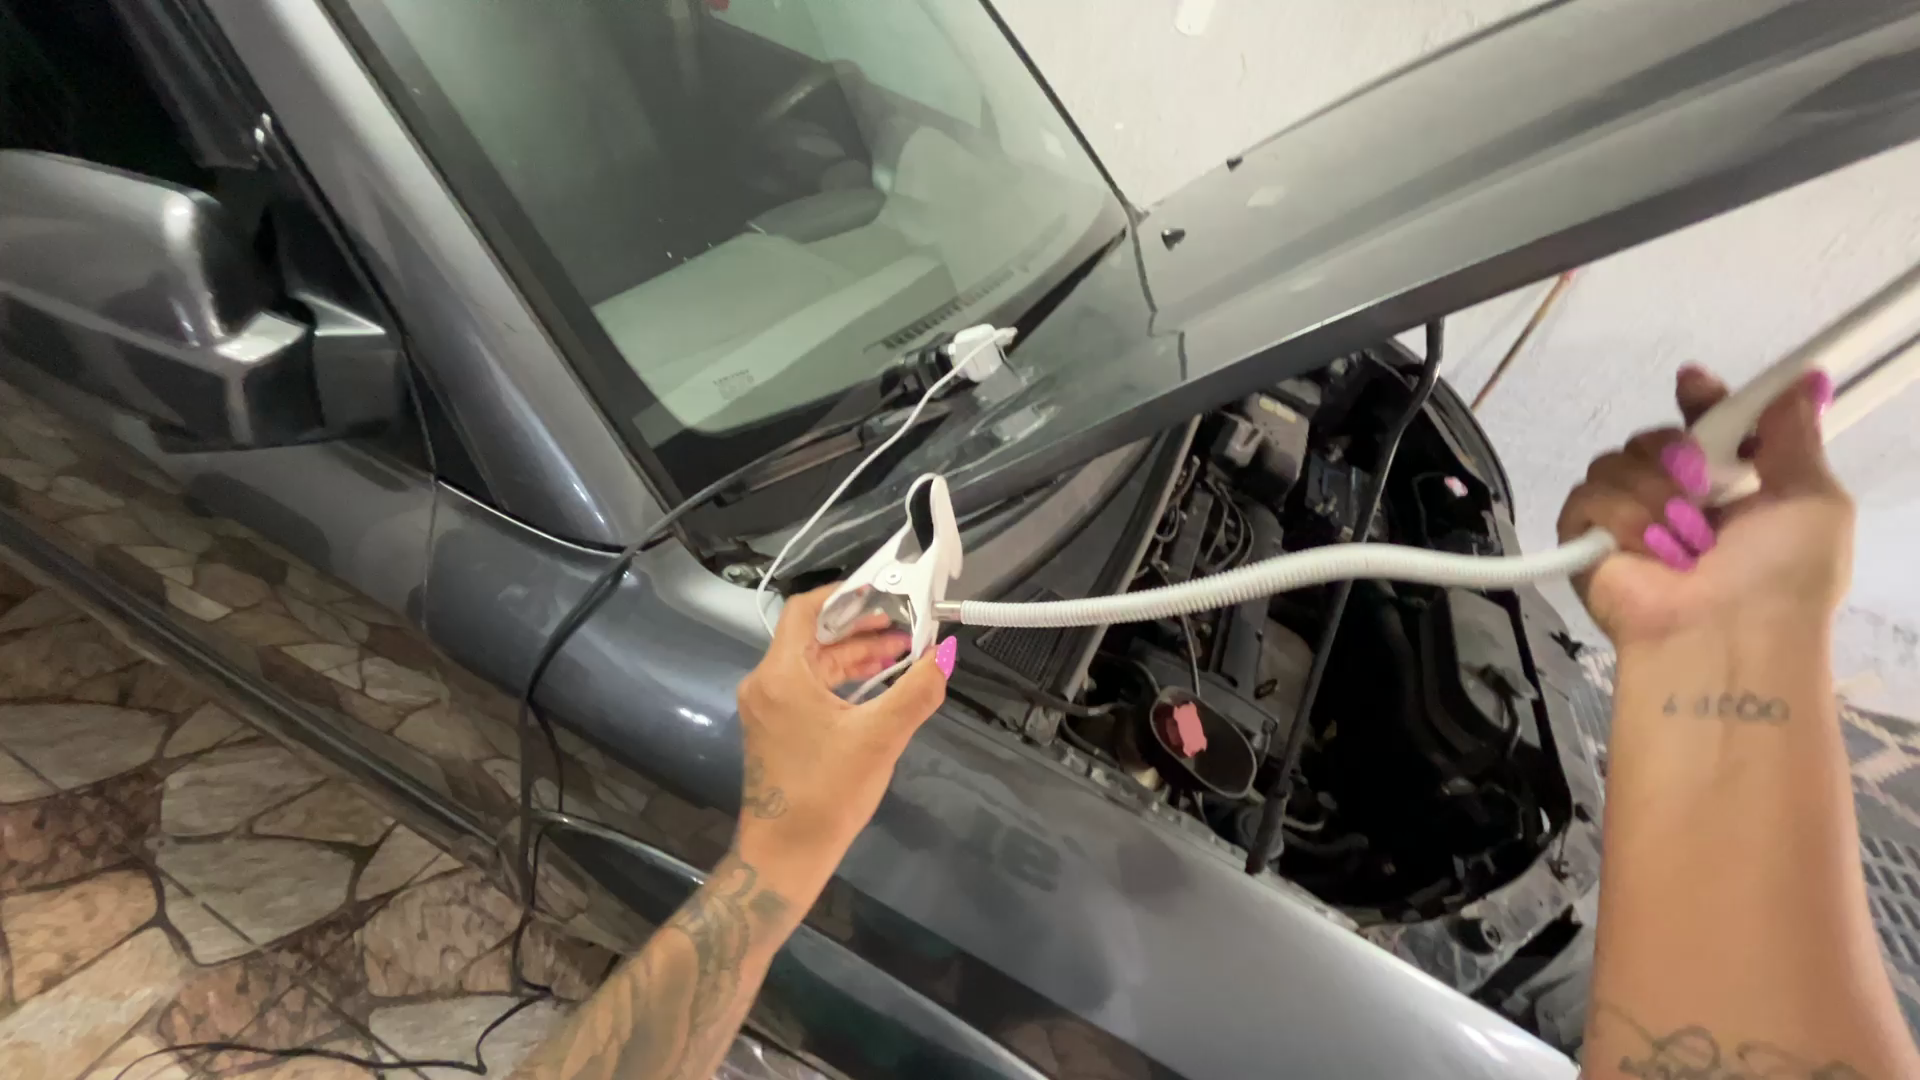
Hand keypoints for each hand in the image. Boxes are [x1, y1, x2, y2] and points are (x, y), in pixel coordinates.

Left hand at [733, 585, 951, 874]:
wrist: (785, 857)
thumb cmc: (827, 793)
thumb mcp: (880, 738)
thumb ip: (917, 691)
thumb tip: (944, 654)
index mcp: (781, 675)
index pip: (807, 610)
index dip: (846, 595)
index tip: (885, 594)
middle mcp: (768, 682)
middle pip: (815, 635)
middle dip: (862, 627)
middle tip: (907, 624)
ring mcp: (770, 706)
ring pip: (816, 662)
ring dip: (857, 653)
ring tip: (902, 651)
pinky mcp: (778, 727)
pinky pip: (813, 686)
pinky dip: (845, 679)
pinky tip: (880, 682)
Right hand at [1556, 366, 1853, 647]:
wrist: (1721, 629)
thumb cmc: (1781, 573)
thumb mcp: (1812, 500)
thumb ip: (1794, 438)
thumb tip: (1801, 381)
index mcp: (1724, 482)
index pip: (1697, 425)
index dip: (1698, 401)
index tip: (1693, 382)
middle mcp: (1667, 493)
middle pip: (1647, 438)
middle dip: (1674, 457)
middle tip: (1701, 491)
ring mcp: (1620, 514)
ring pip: (1612, 463)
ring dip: (1654, 498)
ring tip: (1681, 540)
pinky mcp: (1579, 534)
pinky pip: (1585, 496)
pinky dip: (1621, 519)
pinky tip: (1646, 549)